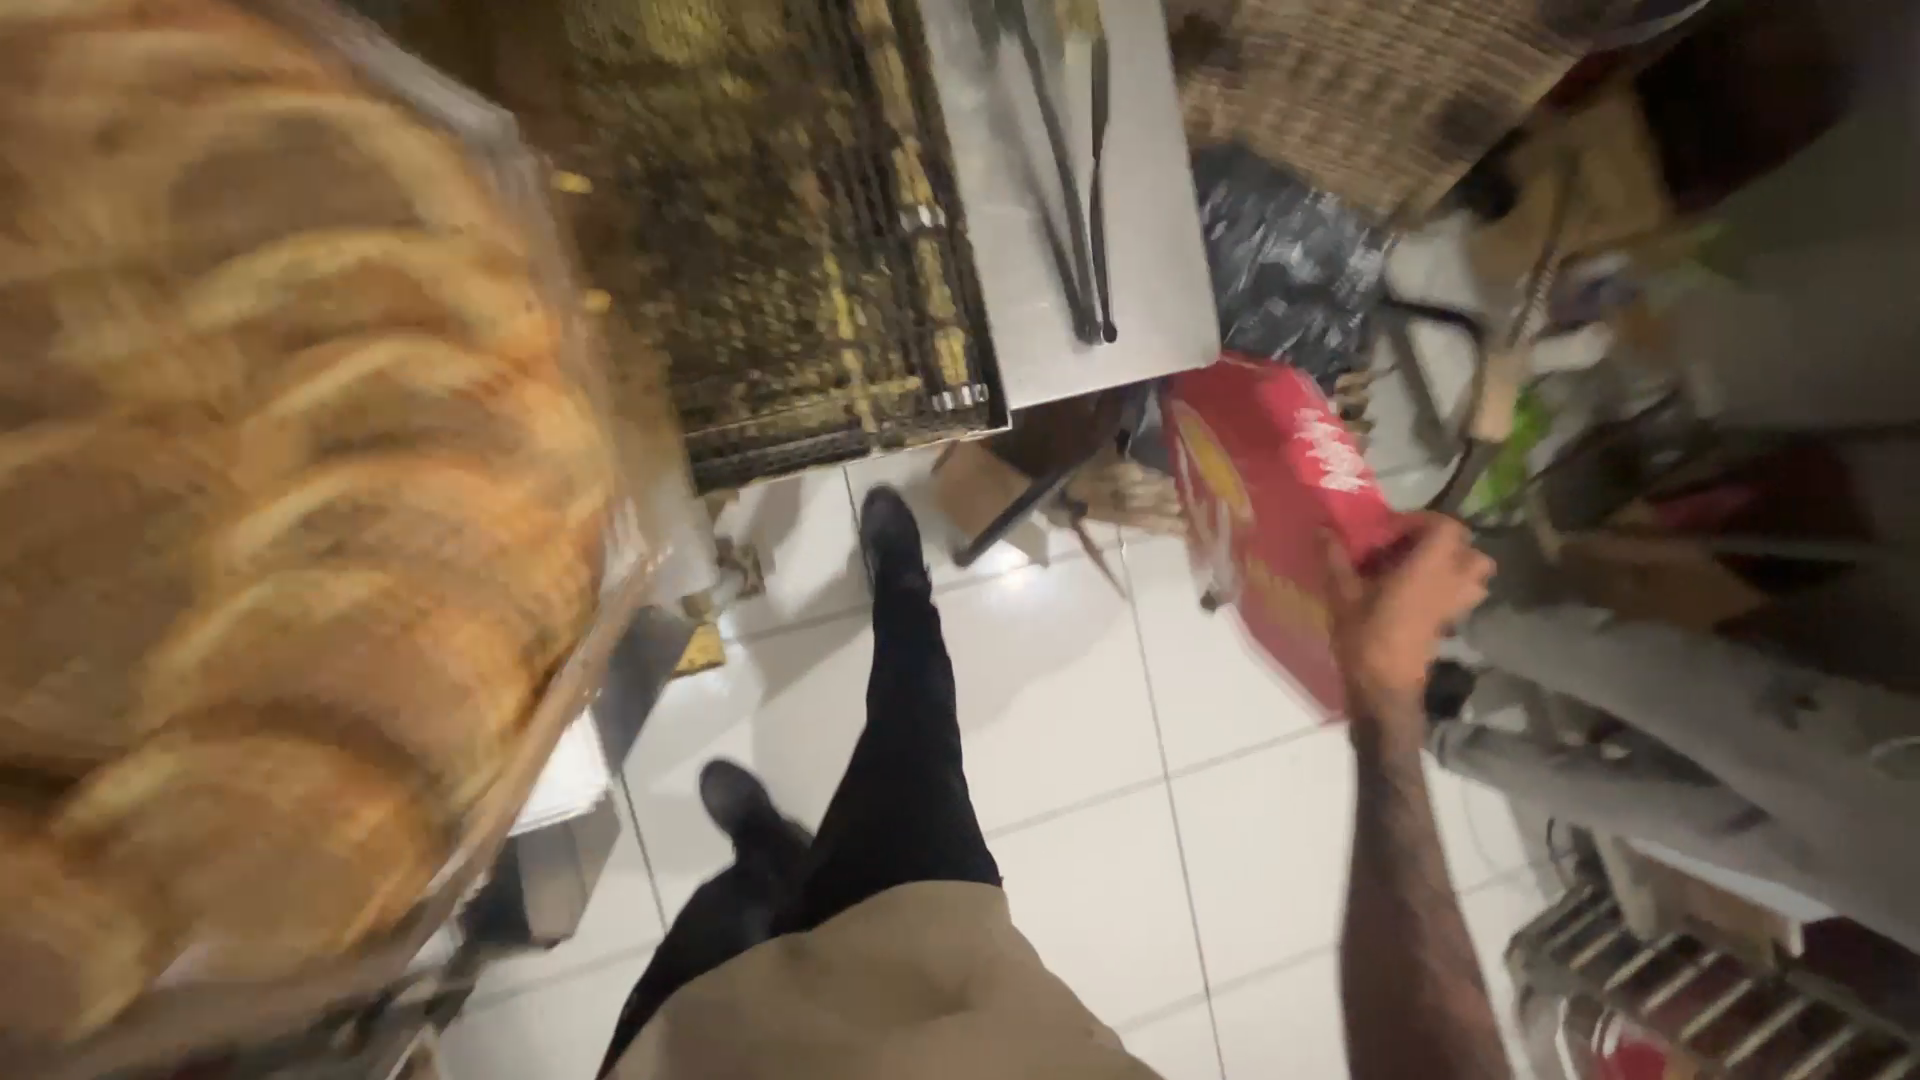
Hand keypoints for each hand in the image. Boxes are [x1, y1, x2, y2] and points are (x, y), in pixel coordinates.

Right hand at [1323, 513, 1492, 741]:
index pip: (1445, 526)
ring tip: (1415, 567)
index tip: (1387, 532)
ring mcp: (1456, 603)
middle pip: (1464, 545)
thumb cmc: (1364, 636)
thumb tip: (1322, 527)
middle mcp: (1451, 581)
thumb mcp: (1342, 593)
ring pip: (1473, 569)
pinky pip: (1463, 591)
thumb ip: (1335, 557)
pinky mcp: (1451, 620)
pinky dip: (1447, 584)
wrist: (1384, 686)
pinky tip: (1415, 592)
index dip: (1418, 521)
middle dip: (1437, 539)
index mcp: (1428, 569)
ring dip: (1450, 561)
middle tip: (1402, 547)